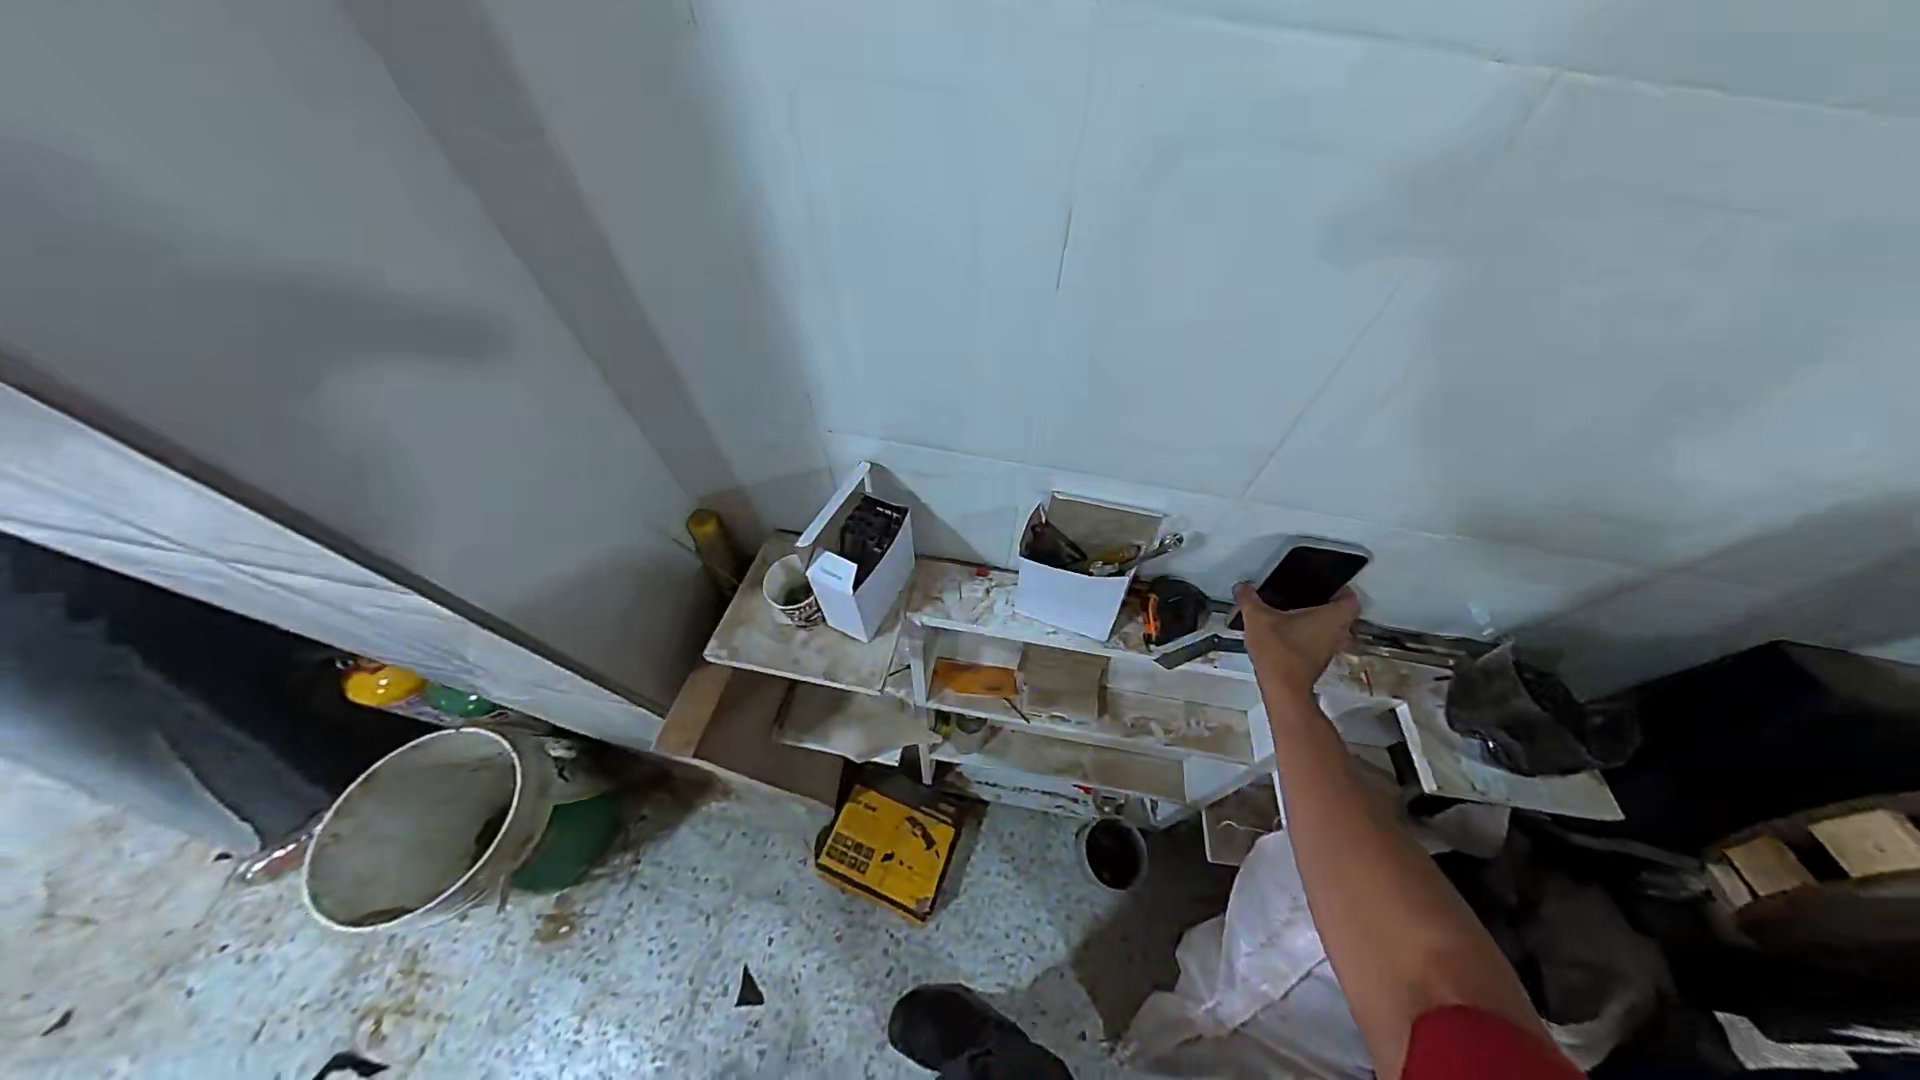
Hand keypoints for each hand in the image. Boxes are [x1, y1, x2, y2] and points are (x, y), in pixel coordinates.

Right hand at [1232, 583, 1359, 704]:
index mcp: (1333, 616)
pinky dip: (1309, 636)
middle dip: (1326, 604)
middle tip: (1307, 596)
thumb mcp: (1257, 617)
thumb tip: (1242, 587)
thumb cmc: (1279, 649)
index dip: (1340, 588)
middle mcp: (1338, 632)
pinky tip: (1288, 633)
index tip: (1324, 585)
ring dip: (1317, 622)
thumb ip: (1249, 598)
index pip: (1350, 597)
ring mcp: (1331, 649)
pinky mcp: (1320, 661)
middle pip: (1342, 613)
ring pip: (1331, 629)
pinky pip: (1319, 642)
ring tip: (1294, 613)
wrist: (1282, 687)